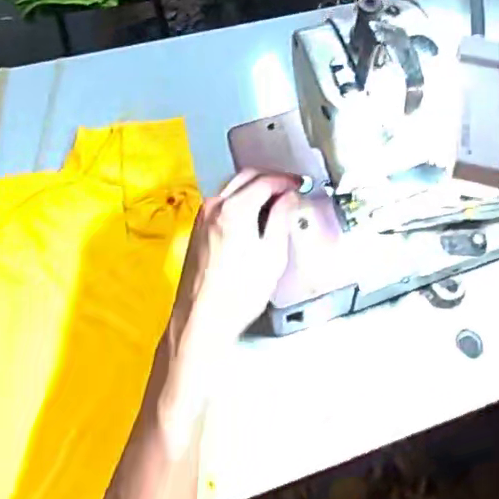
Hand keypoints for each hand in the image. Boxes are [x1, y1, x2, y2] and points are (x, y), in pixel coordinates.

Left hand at [169, 171, 299, 354]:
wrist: (200, 321)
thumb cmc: (238, 294)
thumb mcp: (272, 255)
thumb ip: (282, 218)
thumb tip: (289, 197)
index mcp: (234, 209)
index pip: (265, 181)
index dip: (287, 180)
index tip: (300, 184)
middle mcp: (214, 206)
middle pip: (247, 176)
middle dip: (271, 178)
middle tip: (291, 188)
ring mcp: (203, 216)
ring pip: (234, 186)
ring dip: (256, 187)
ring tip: (276, 200)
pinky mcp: (198, 228)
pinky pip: (224, 200)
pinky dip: (242, 198)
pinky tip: (255, 214)